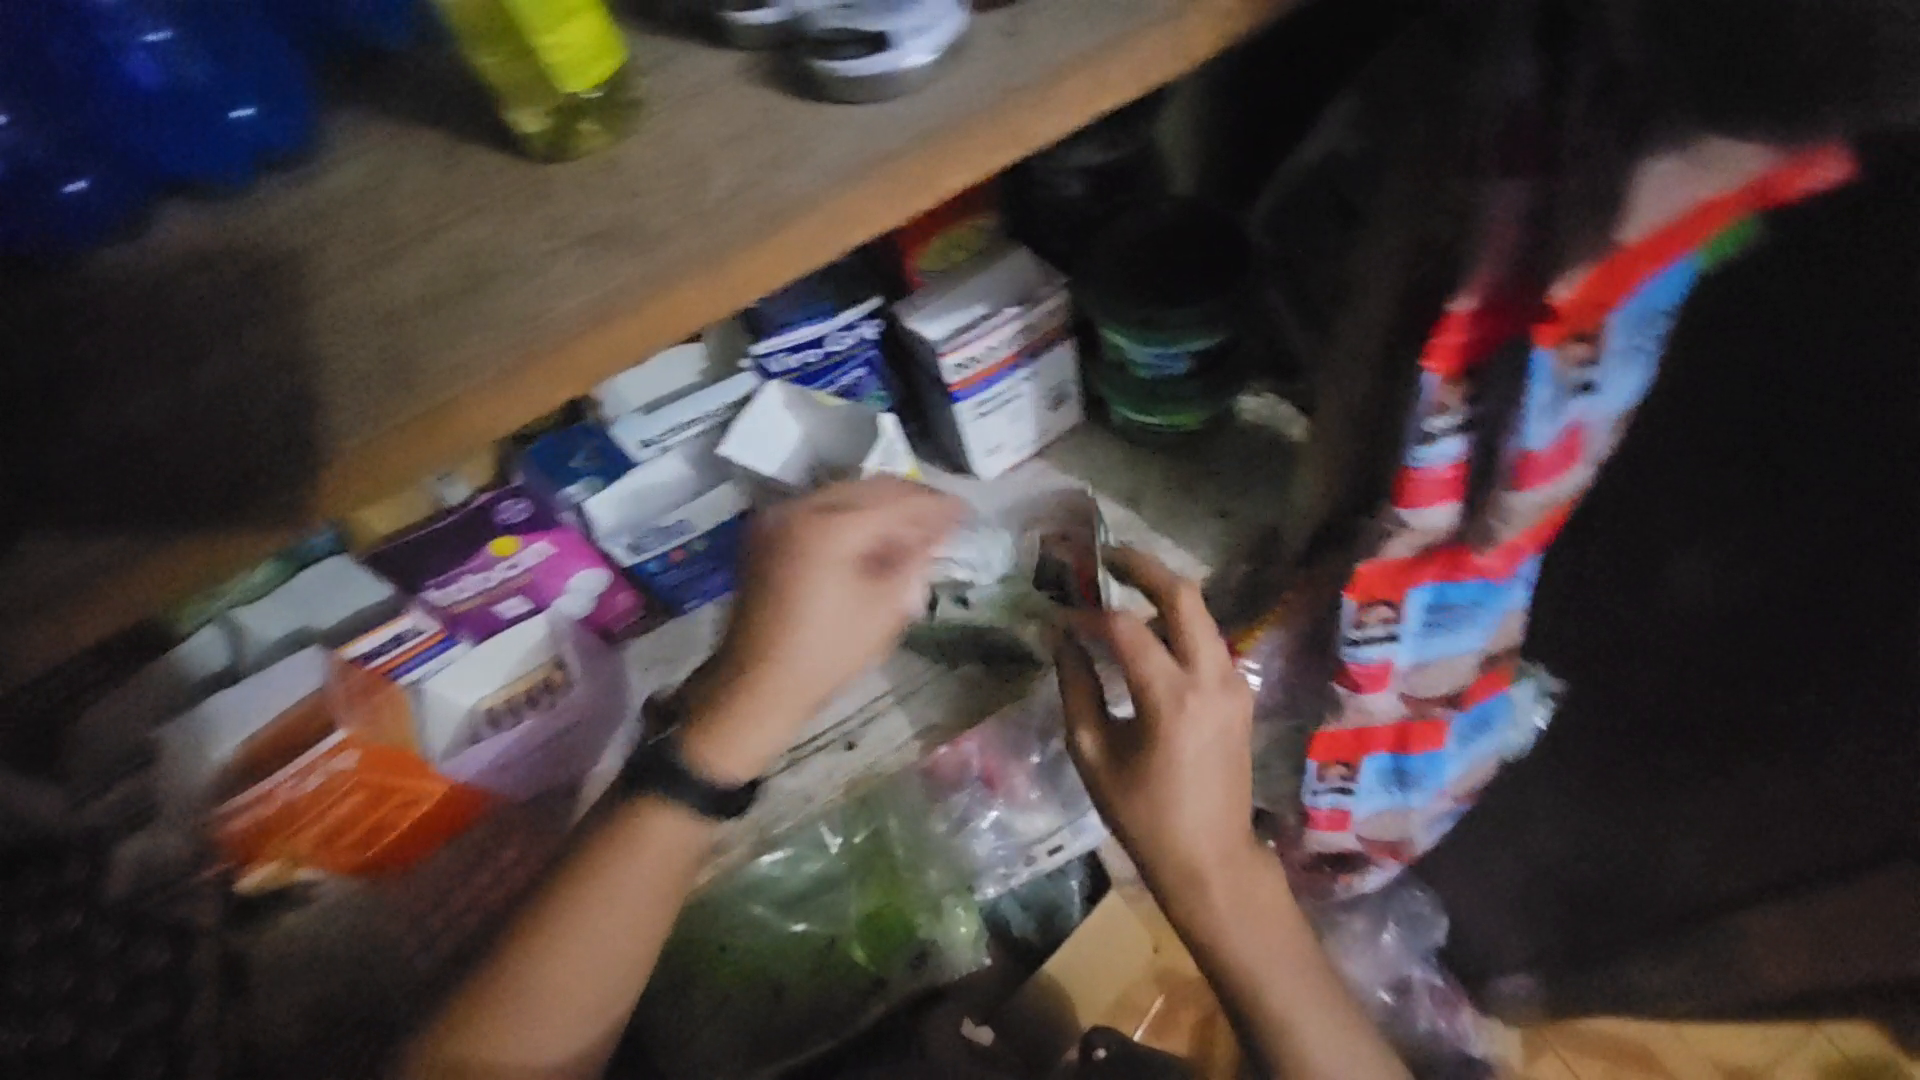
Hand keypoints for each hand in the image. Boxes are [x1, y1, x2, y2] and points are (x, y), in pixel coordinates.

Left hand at [680, 477, 964, 781]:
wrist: (757, 684)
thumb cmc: (828, 653)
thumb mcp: (886, 607)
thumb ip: (916, 557)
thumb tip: (940, 529)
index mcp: (830, 525)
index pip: (896, 498)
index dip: (935, 504)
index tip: (964, 510)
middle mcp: (800, 507)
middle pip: (869, 487)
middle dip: (910, 500)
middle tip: (943, 517)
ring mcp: (779, 517)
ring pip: (844, 494)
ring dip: (882, 506)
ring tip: (913, 528)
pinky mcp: (768, 532)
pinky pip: (820, 508)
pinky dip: (852, 515)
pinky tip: (874, 536)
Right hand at [1056, 546, 1260, 887]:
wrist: (1212, 858)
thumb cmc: (1143, 814)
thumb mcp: (1093, 753)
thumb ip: (1076, 686)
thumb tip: (1061, 637)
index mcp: (1171, 697)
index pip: (1125, 628)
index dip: (1087, 614)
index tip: (1059, 615)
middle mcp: (1212, 677)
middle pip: (1183, 594)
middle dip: (1142, 567)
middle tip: (1104, 558)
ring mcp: (1234, 682)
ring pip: (1200, 612)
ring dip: (1160, 593)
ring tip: (1118, 590)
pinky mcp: (1240, 692)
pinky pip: (1207, 639)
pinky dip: (1176, 624)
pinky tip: (1147, 634)